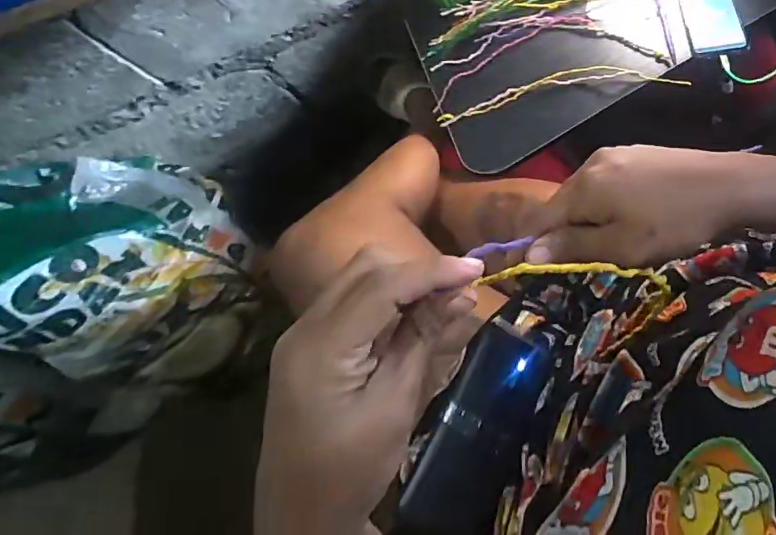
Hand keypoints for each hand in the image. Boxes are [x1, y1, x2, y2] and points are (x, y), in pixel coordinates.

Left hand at [257, 248, 484, 534]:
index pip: (383, 284)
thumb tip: (462, 293)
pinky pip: (353, 296)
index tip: (477, 270)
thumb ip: (422, 338)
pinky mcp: (310, 341)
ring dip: (405, 277)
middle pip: (368, 266)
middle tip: (461, 287)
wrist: (298, 521)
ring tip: (444, 296)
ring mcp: (303, 332)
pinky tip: (415, 310)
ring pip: (360, 274)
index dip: (433, 270)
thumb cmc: (349, 472)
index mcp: (320, 347)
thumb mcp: (394, 405)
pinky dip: (388, 293)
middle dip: (419, 268)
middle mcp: (305, 327)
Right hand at [522, 146, 743, 267]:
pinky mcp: (637, 153)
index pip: (541, 219)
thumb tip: (529, 253)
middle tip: (592, 262)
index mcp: (583, 185)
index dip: (539, 247)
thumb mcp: (623, 246)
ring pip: (588, 193)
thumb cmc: (673, 222)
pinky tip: (634, 216)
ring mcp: (617, 153)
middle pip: (564, 203)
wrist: (726, 184)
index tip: (548, 273)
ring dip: (591, 219)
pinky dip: (609, 203)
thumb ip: (575, 247)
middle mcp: (592, 162)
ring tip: (616, 242)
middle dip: (568, 233)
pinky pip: (608, 182)